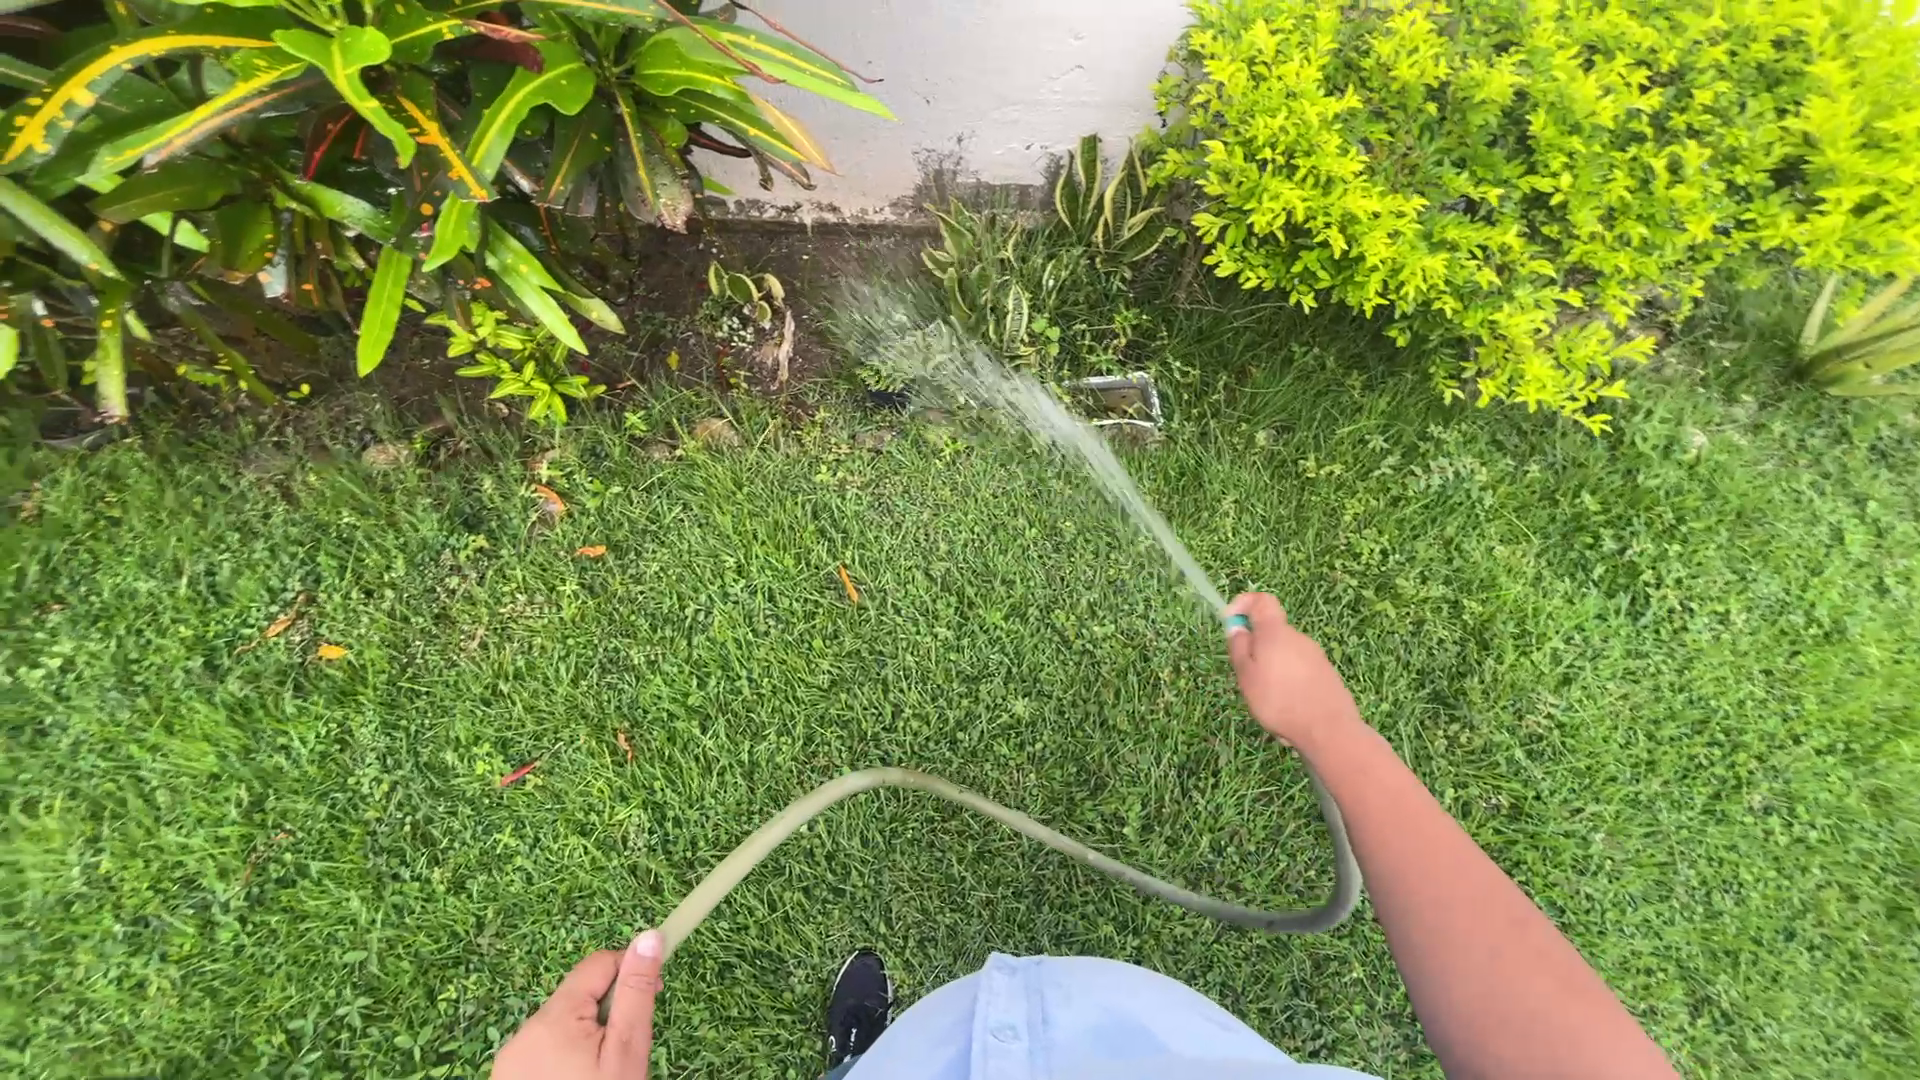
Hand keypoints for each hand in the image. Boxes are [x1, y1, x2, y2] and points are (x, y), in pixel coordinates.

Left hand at [492, 930, 665, 1079]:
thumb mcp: (626, 1050)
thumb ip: (635, 991)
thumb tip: (649, 936)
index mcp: (554, 1018)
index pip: (599, 963)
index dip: (630, 970)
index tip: (654, 994)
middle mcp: (524, 1032)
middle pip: (580, 995)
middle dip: (610, 1010)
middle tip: (627, 1048)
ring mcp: (510, 1061)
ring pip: (564, 1024)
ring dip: (589, 1035)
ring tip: (603, 1073)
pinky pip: (545, 1051)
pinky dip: (567, 1058)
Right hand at [1223, 593, 1362, 749]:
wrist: (1329, 729)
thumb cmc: (1278, 700)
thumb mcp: (1246, 675)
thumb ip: (1239, 647)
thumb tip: (1237, 627)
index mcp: (1275, 632)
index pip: (1261, 600)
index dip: (1243, 604)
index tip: (1230, 624)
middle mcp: (1298, 637)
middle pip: (1271, 632)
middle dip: (1255, 648)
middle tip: (1246, 676)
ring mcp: (1315, 655)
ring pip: (1283, 654)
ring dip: (1271, 669)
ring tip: (1267, 698)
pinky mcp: (1326, 674)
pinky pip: (1298, 670)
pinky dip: (1287, 682)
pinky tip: (1287, 707)